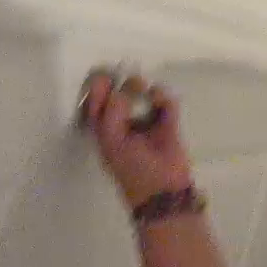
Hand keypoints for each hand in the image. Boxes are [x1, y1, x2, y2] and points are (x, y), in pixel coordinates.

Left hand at [82, 72, 194, 208]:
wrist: (163, 189)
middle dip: (123, 84)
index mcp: (105, 130)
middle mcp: (125, 123)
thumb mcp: (112, 142)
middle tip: (127, 81)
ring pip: (144, 94)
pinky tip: (160, 100)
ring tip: (144, 90)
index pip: (96, 104)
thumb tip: (123, 91)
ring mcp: (148, 121)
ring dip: (144, 88)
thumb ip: (112, 113)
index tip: (105, 77)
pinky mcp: (169, 122)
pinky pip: (166, 102)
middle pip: (120, 94)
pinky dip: (163, 97)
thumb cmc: (132, 168)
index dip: (98, 89)